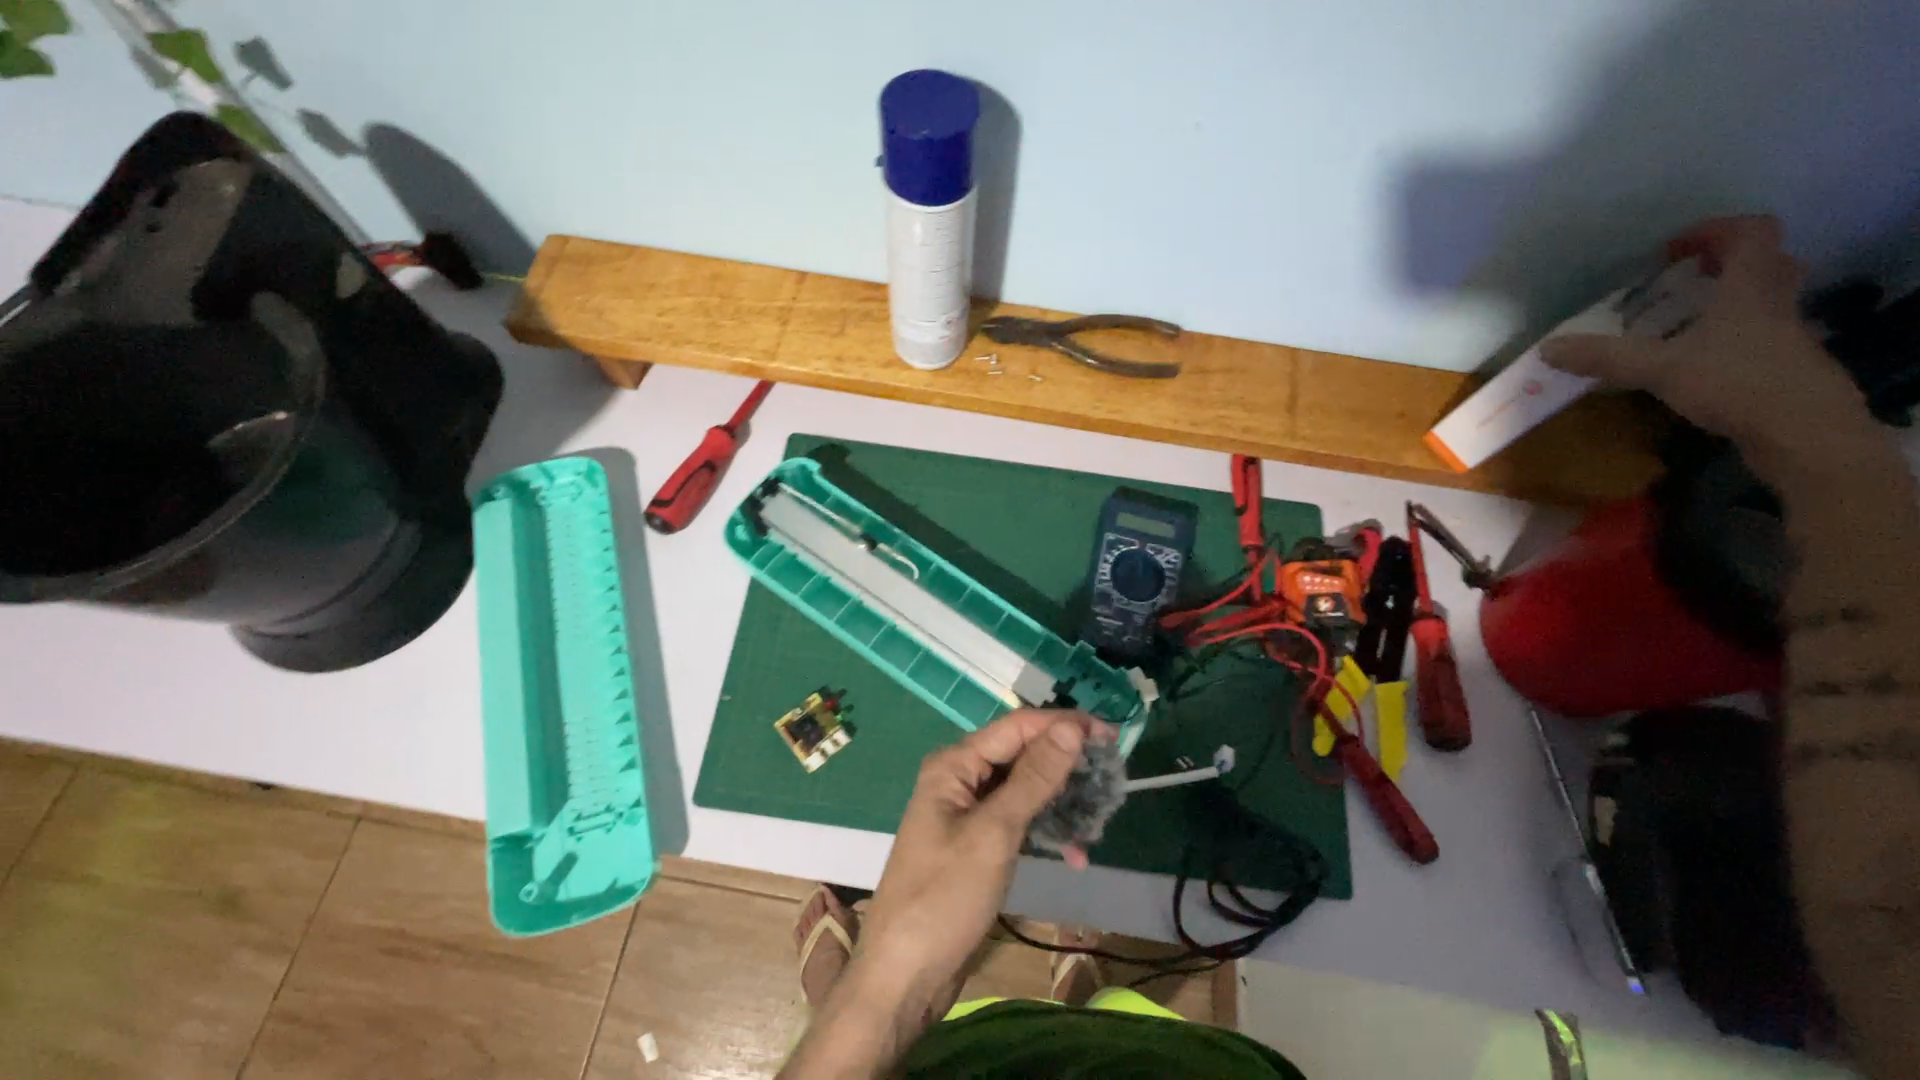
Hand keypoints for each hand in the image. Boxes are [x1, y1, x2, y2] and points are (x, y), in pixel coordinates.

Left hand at [779, 710, 1089, 1079]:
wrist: (906, 974)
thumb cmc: (945, 897)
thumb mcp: (995, 834)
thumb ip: (1034, 778)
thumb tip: (1071, 728)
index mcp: (954, 765)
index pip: (1018, 727)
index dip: (1064, 725)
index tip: (1111, 736)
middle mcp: (959, 780)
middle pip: (1022, 755)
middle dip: (1067, 764)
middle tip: (1112, 778)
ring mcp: (968, 814)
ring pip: (1025, 790)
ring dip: (1061, 801)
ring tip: (1099, 818)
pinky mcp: (978, 845)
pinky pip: (1020, 821)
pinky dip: (1047, 831)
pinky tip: (1075, 854)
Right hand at [1540, 215, 1872, 474]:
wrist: (1806, 433)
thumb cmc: (1737, 384)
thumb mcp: (1661, 369)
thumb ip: (1606, 357)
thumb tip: (1548, 349)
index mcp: (1751, 288)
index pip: (1750, 233)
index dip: (1713, 231)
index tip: (1672, 251)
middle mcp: (1776, 302)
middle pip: (1766, 262)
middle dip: (1727, 263)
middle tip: (1686, 279)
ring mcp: (1788, 335)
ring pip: (1766, 301)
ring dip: (1731, 301)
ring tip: (1686, 322)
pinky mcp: (1788, 367)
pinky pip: (1761, 337)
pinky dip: (1733, 339)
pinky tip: (1702, 364)